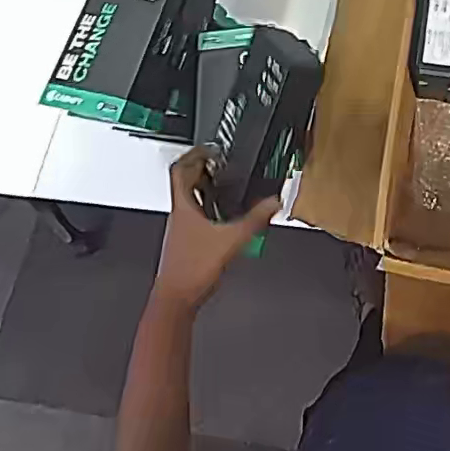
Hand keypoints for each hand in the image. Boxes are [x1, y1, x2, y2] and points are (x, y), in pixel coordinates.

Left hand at [152, 147, 278, 312]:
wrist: (175, 302)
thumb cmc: (192, 270)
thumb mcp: (232, 240)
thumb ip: (256, 219)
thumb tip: (274, 203)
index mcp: (183, 208)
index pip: (180, 170)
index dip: (192, 155)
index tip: (208, 148)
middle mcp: (179, 215)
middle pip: (184, 182)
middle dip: (201, 168)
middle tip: (218, 162)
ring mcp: (180, 229)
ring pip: (188, 199)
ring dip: (204, 187)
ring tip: (224, 183)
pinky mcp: (185, 242)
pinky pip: (194, 215)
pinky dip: (207, 207)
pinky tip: (223, 216)